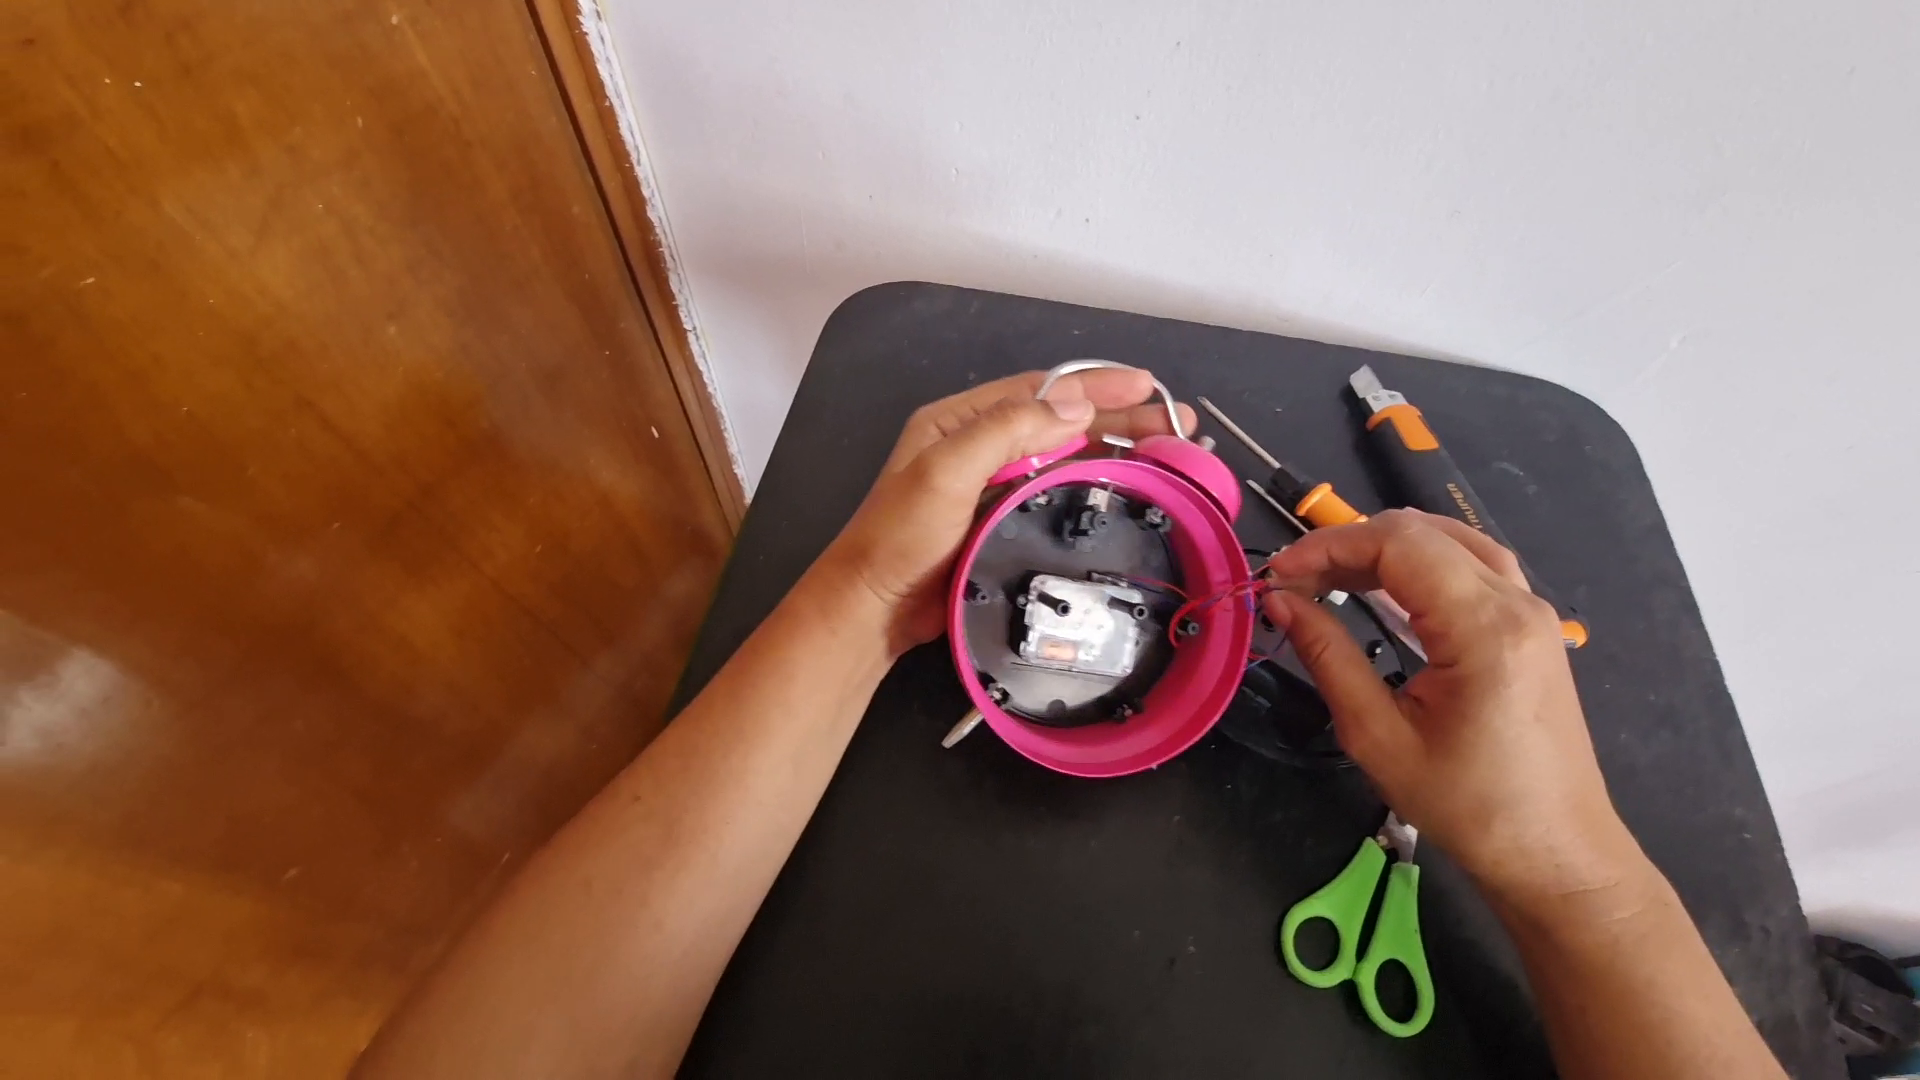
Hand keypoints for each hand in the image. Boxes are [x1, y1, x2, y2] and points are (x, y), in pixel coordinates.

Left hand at [818, 367, 1193, 657]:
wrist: (875, 608)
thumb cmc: (902, 535)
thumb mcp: (946, 470)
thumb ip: (1007, 431)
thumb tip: (1076, 405)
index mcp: (960, 422)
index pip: (1038, 392)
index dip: (1094, 386)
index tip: (1146, 387)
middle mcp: (980, 447)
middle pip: (1059, 424)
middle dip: (1116, 421)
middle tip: (1176, 424)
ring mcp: (993, 488)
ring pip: (1063, 458)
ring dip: (1113, 453)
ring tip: (1167, 454)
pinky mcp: (1003, 523)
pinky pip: (1056, 495)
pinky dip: (1093, 488)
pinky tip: (1127, 491)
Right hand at [1262, 510, 1645, 911]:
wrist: (1557, 853)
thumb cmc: (1466, 803)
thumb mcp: (1376, 734)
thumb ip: (1326, 655)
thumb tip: (1279, 601)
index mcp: (1483, 627)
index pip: (1397, 543)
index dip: (1327, 547)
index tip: (1278, 577)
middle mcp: (1515, 603)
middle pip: (1420, 531)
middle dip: (1345, 544)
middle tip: (1294, 581)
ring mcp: (1530, 611)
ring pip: (1448, 539)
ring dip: (1381, 547)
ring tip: (1327, 578)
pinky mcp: (1529, 626)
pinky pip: (1469, 564)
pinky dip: (1415, 562)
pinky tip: (1380, 587)